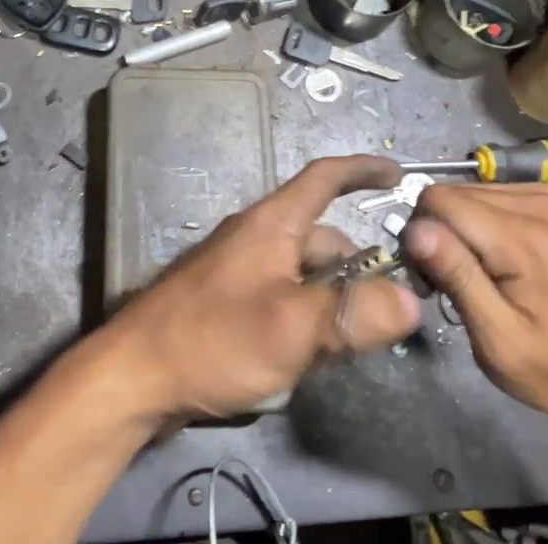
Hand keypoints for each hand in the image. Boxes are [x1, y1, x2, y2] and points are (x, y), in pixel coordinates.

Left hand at [94, 155, 422, 421]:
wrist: (135, 377)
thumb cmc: (212, 340)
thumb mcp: (292, 327)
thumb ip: (354, 313)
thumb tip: (412, 301)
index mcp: (270, 225)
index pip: (322, 179)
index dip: (361, 170)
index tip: (398, 173)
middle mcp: (255, 239)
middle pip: (323, 239)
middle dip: (359, 266)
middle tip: (392, 307)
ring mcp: (239, 273)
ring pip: (305, 276)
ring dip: (334, 301)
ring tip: (353, 343)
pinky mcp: (227, 307)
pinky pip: (283, 301)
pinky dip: (307, 319)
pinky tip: (311, 358)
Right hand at [400, 183, 547, 423]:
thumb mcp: (497, 339)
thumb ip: (457, 277)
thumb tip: (415, 230)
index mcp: (533, 242)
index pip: (442, 202)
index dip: (421, 236)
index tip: (428, 280)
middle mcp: (546, 207)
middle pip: (453, 194)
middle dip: (436, 233)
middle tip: (445, 283)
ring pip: (466, 192)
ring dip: (454, 228)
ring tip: (468, 274)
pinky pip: (489, 195)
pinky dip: (476, 223)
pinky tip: (488, 258)